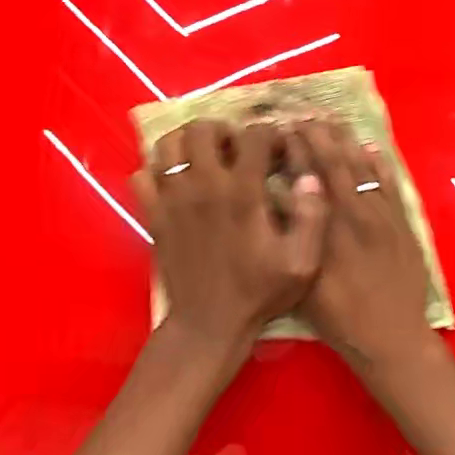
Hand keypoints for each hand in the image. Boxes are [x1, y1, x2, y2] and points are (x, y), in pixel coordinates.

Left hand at [131, 120, 326, 365]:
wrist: (208, 325)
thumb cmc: (258, 292)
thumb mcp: (301, 262)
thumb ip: (312, 216)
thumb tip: (309, 175)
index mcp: (242, 192)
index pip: (254, 135)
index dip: (270, 136)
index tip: (278, 153)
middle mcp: (203, 186)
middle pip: (202, 128)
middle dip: (223, 132)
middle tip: (237, 152)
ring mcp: (172, 199)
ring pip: (168, 144)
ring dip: (188, 144)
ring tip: (206, 160)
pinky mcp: (153, 215)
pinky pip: (142, 175)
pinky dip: (158, 171)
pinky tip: (178, 183)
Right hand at [297, 119, 436, 372]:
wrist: (391, 335)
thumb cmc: (340, 316)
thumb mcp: (305, 281)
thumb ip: (298, 237)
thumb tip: (286, 199)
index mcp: (329, 226)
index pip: (311, 177)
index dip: (298, 150)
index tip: (285, 129)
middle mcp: (357, 214)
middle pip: (337, 165)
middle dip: (319, 136)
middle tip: (305, 115)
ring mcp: (383, 216)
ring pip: (363, 170)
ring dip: (347, 143)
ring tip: (333, 120)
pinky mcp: (403, 224)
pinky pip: (391, 185)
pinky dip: (380, 165)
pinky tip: (371, 148)